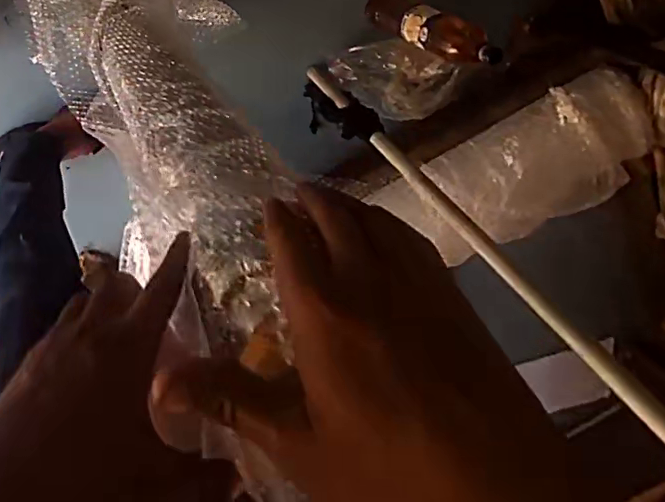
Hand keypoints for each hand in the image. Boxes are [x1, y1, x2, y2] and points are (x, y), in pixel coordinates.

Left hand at [0, 232, 232, 501]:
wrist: (4, 485)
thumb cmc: (87, 474)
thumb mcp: (153, 481)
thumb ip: (201, 478)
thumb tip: (237, 479)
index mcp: (128, 347)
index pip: (160, 291)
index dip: (175, 263)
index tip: (182, 238)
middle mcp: (92, 331)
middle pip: (115, 284)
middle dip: (135, 286)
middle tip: (149, 306)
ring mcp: (57, 340)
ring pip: (85, 301)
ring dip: (103, 305)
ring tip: (115, 331)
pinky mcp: (31, 358)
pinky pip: (61, 326)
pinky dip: (77, 331)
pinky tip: (80, 364)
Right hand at [155, 185, 572, 501]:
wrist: (503, 489)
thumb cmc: (388, 470)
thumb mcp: (301, 446)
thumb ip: (232, 400)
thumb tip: (160, 380)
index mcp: (322, 311)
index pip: (291, 241)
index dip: (276, 218)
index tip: (266, 205)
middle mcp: (364, 280)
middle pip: (333, 216)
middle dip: (309, 198)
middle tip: (294, 192)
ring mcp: (414, 283)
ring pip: (373, 220)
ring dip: (347, 203)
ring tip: (331, 201)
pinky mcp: (452, 295)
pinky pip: (411, 238)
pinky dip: (387, 222)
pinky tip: (386, 231)